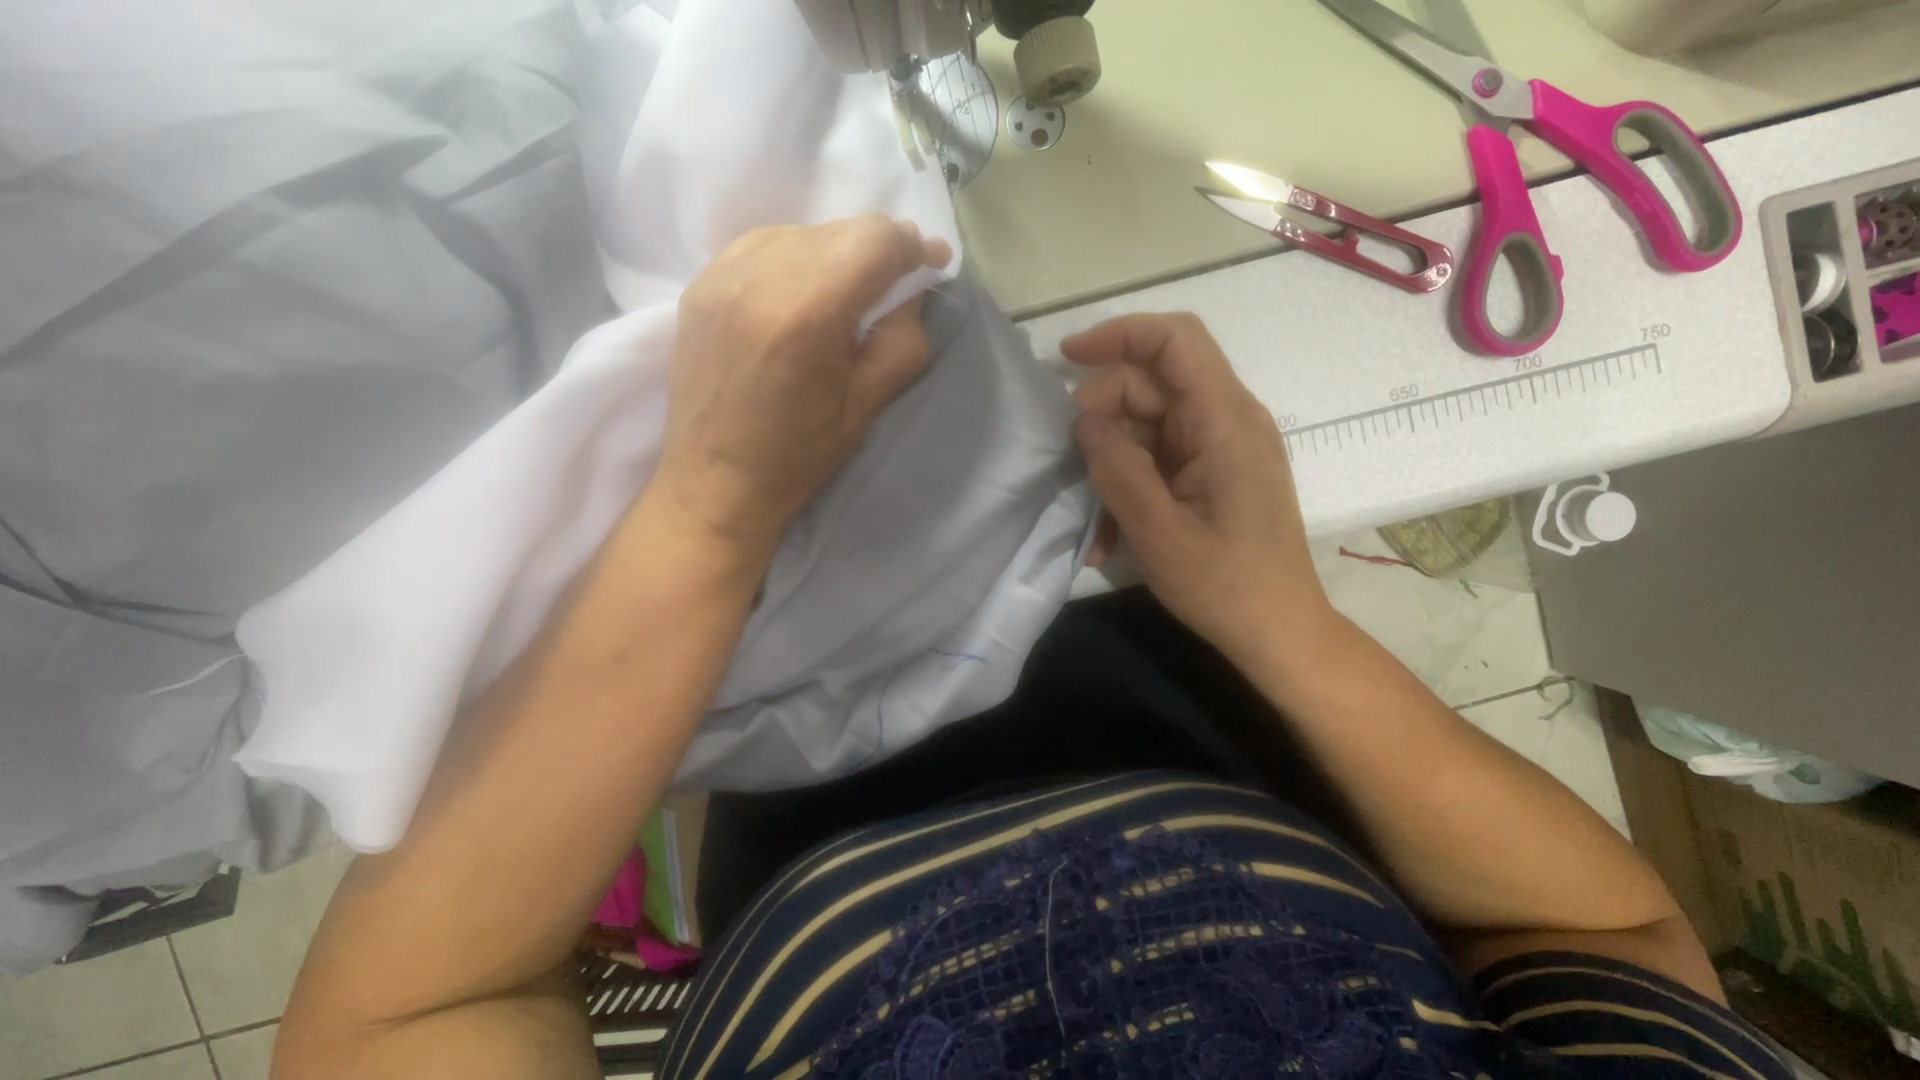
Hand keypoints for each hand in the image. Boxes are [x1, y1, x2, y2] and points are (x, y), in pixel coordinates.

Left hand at [651, 216, 951, 560]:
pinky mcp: (701, 283)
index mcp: (808, 314)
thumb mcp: (868, 403)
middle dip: (880, 248)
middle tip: (897, 281)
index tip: (931, 265)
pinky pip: (765, 243)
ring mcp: (723, 276)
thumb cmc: (798, 455)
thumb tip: (912, 285)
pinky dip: (796, 257)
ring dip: (838, 251)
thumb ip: (902, 336)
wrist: (714, 482)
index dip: (913, 247)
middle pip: (842, 229)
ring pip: (804, 231)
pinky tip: (802, 292)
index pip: (876, 239)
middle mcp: (760, 279)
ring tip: (847, 291)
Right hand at [1067, 313, 1331, 662]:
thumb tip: (1084, 422)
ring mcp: (1221, 446)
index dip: (1120, 334)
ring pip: (1148, 422)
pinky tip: (1109, 532)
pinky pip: (1159, 455)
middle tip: (1072, 463)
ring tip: (1091, 517)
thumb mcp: (1159, 533)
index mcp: (1226, 421)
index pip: (1175, 341)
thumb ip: (1118, 469)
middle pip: (1153, 382)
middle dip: (1103, 413)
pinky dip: (1129, 482)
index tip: (1067, 357)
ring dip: (1111, 459)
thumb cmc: (1226, 586)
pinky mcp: (1212, 472)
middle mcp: (1227, 420)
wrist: (1279, 632)